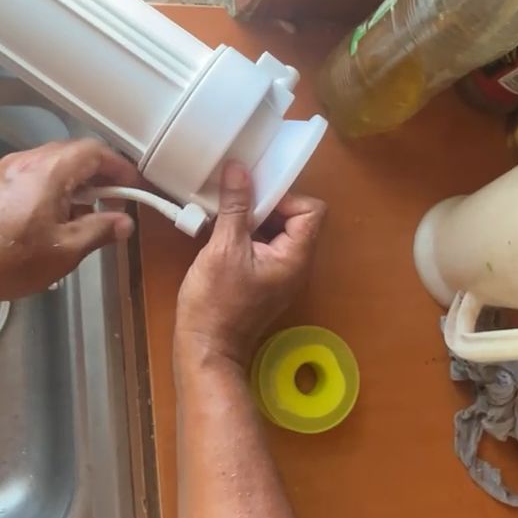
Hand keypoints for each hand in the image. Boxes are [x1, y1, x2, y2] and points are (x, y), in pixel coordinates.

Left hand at [0, 138, 141, 303]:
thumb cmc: (7, 261)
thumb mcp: (66, 250)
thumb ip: (100, 230)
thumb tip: (123, 223)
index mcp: (48, 171)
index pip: (95, 151)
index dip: (120, 167)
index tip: (133, 187)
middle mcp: (24, 161)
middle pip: (72, 154)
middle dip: (98, 176)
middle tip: (113, 203)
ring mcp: (3, 170)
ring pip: (50, 165)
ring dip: (73, 184)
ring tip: (84, 216)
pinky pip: (29, 176)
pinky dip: (49, 189)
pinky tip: (51, 220)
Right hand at [176, 162, 325, 367]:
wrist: (206, 347)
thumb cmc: (216, 303)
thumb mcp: (223, 249)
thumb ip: (235, 207)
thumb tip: (240, 170)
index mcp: (296, 257)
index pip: (311, 210)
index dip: (285, 197)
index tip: (254, 198)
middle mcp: (296, 264)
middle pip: (294, 218)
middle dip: (264, 206)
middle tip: (234, 206)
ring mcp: (280, 273)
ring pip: (276, 231)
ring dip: (251, 220)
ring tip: (224, 220)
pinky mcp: (264, 278)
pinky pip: (263, 246)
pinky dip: (245, 236)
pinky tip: (220, 236)